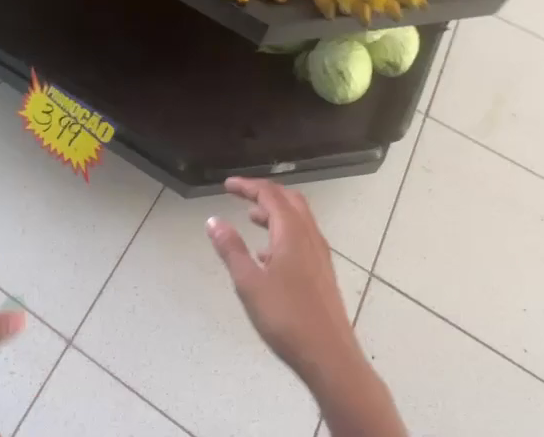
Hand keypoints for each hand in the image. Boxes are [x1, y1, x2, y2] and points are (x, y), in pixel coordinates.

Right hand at [205, 177, 362, 380]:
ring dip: (275, 213)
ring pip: (298, 220)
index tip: (227, 185)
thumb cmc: (287, 318)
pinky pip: (302, 238)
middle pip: (289, 200)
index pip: (270, 194)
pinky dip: (283, 233)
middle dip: (264, 193)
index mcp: (292, 232)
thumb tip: (214, 220)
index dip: (248, 186)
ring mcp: (320, 255)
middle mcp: (310, 236)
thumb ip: (231, 249)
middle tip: (241, 195)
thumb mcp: (249, 283)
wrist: (330, 357)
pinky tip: (268, 256)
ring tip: (251, 219)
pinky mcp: (323, 273)